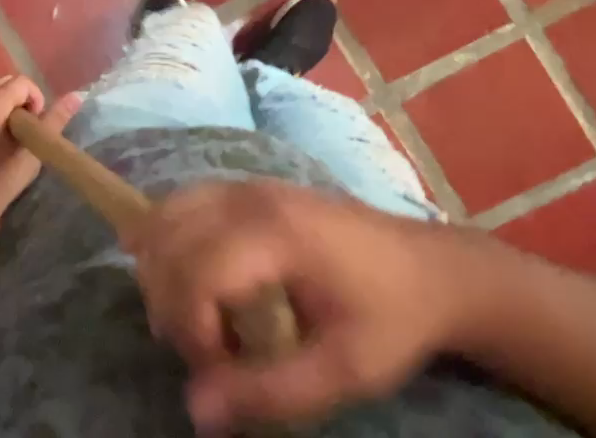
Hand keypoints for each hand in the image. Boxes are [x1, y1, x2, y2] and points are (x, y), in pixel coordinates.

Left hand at [0, 75, 84, 200]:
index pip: (23, 83)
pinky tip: (2, 139)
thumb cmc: (1, 179)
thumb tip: (77, 95)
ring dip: (12, 106)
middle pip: (8, 83)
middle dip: (25, 101)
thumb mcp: (33, 149)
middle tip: (30, 129)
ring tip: (18, 134)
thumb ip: (54, 120)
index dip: (37, 100)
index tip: (37, 126)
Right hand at [129, 181, 486, 431]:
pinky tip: (191, 278)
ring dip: (162, 270)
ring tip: (196, 316)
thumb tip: (195, 409)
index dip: (191, 329)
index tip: (221, 369)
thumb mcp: (344, 371)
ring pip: (166, 214)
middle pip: (170, 240)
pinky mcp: (247, 187)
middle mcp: (251, 197)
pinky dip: (169, 240)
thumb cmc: (391, 319)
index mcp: (279, 235)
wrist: (433, 268)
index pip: (197, 273)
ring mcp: (247, 185)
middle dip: (170, 303)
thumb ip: (269, 391)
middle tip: (207, 349)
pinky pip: (182, 203)